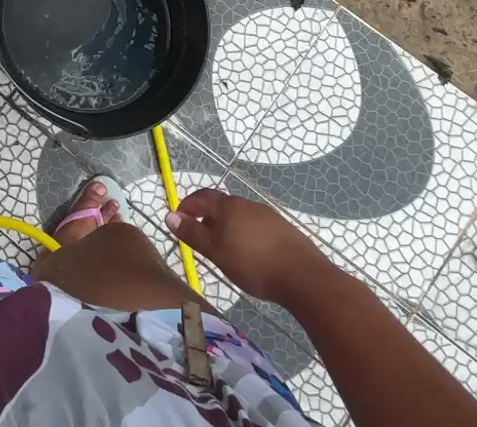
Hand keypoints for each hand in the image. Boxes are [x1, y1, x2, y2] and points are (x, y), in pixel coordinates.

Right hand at [164, 188, 338, 306]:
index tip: (179, 222)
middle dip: (207, 219)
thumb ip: (192, 234)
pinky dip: (247, 236)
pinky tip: (252, 256)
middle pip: (222, 206)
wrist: (307, 280)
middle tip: (201, 240)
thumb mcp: (216, 251)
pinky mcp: (286, 232)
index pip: (201, 197)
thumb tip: (169, 216)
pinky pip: (258, 228)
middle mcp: (249, 205)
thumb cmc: (254, 264)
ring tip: (226, 251)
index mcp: (230, 206)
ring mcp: (270, 217)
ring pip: (241, 218)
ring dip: (228, 228)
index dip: (187, 207)